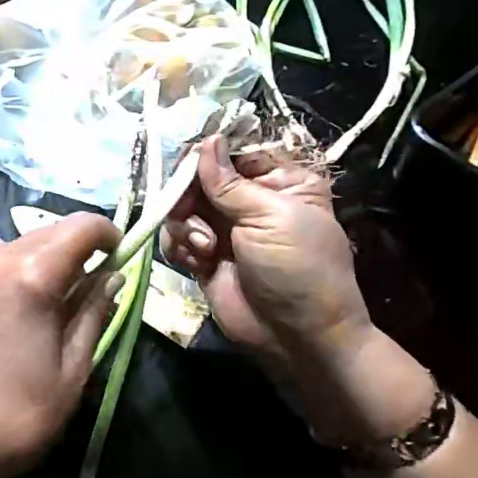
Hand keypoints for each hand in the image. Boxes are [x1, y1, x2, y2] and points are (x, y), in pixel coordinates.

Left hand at [0, 214, 120, 477]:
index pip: (84, 226)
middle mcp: (0, 257)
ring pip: (30, 243)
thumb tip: (113, 276)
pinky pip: (6, 260)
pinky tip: (29, 311)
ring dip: (56, 260)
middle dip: (84, 249)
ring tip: (64, 305)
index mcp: (32, 275)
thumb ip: (96, 311)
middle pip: (56, 230)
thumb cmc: (15, 413)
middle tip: (98, 289)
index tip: (122, 261)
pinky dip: (28, 270)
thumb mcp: (73, 368)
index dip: (111, 236)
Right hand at [159, 135, 372, 358]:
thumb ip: (229, 182)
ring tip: (203, 245)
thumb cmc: (299, 267)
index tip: (187, 158)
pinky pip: (178, 238)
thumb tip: (206, 140)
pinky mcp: (205, 257)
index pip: (235, 151)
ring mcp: (226, 230)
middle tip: (187, 208)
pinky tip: (195, 259)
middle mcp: (250, 200)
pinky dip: (179, 244)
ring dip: (185, 222)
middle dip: (190, 191)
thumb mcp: (271, 216)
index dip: (209, 152)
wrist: (298, 338)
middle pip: (201, 177)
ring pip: (183, 206)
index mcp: (280, 181)